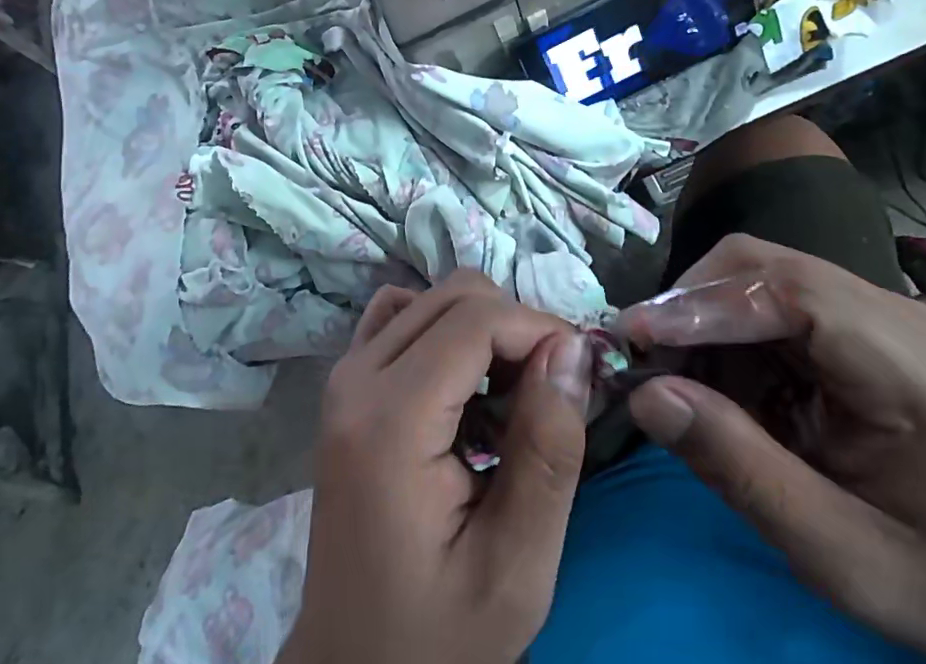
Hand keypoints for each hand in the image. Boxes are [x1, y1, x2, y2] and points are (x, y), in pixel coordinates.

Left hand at [279, 271, 593, 663]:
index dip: (541, 329)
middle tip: (550, 392)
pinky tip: (468, 385)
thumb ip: (548, 450)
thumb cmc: (438, 632)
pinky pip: (404, 317)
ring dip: (488, 329)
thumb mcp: (517, 564)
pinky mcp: (348, 386)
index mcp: (388, 422)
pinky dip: (450, 332)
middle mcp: (354, 380)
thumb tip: (572, 349)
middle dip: (518, 326)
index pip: (476, 318)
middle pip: (455, 295)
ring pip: (434, 298)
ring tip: (512, 395)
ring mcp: (345, 377)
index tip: (580, 375)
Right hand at [615, 235, 925, 663]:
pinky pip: (765, 307)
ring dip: (699, 320)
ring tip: (667, 381)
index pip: (796, 295)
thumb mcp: (843, 556)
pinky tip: (710, 386)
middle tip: (639, 362)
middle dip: (690, 304)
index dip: (706, 305)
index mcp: (915, 369)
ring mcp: (873, 314)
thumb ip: (743, 472)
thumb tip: (647, 397)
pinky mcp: (850, 326)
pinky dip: (721, 337)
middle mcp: (894, 316)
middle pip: (767, 265)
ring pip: (756, 277)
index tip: (634, 336)